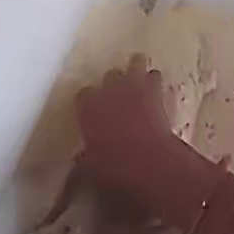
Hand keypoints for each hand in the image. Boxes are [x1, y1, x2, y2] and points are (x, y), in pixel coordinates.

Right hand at [74, 57, 193, 206]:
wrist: (148, 160)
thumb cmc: (115, 168)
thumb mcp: (92, 170)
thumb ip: (83, 162)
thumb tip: (77, 166)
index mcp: (89, 108)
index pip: (82, 95)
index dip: (88, 102)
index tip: (92, 111)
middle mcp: (108, 91)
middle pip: (109, 75)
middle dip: (113, 84)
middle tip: (117, 99)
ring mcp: (132, 85)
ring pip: (134, 63)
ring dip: (136, 70)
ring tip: (138, 80)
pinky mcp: (153, 88)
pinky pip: (154, 75)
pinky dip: (154, 81)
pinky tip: (155, 90)